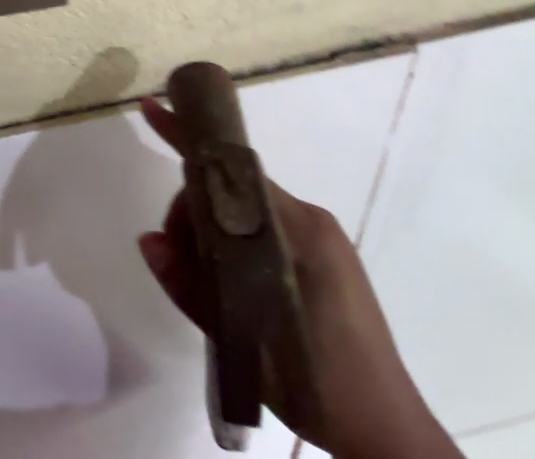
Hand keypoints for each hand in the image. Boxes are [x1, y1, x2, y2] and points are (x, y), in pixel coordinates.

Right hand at [136, 97, 461, 458]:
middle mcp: (309, 223)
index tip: (154, 108)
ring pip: (240, 215)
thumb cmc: (317, 383)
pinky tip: (223, 289)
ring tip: (201, 289)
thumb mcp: (240, 336)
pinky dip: (229, 250)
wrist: (385, 431)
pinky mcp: (321, 262)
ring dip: (208, 240)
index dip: (187, 139)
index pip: (231, 168)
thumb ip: (190, 285)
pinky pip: (258, 234)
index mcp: (297, 230)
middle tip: (175, 265)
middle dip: (189, 217)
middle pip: (227, 193)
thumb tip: (149, 240)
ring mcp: (318, 242)